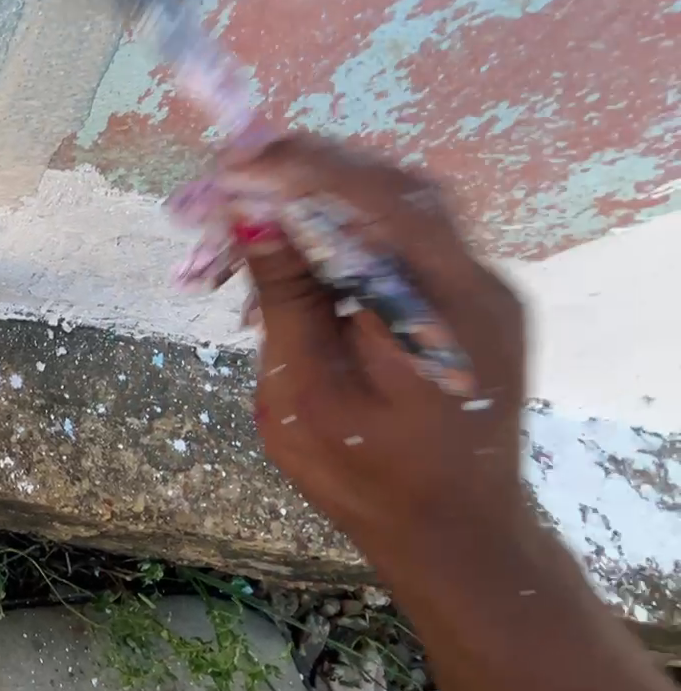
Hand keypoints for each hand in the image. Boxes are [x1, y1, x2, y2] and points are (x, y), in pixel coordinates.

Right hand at [221, 136, 529, 561]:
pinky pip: (379, 240)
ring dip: (299, 201)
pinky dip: (317, 233)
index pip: (379, 201)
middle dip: (295, 172)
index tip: (227, 163)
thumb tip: (252, 215)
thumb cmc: (365, 472)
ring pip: (379, 207)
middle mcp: (470, 282)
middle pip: (386, 189)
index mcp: (446, 309)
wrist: (446, 528)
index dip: (300, 169)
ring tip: (228, 220)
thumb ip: (286, 295)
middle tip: (219, 177)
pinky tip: (269, 260)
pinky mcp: (442, 297)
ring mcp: (463, 287)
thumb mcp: (305, 387)